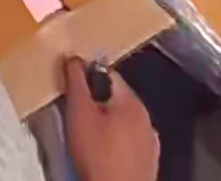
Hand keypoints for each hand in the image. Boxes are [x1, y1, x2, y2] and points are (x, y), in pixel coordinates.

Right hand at [63, 57, 158, 180]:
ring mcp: (150, 144)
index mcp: (133, 103)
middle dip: (93, 97)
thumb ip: (75, 79)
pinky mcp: (148, 163)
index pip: (107, 72)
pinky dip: (114, 137)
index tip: (70, 84)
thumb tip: (74, 58)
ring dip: (103, 118)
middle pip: (114, 95)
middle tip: (74, 107)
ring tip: (85, 129)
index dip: (85, 74)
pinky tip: (101, 148)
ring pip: (120, 118)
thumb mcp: (79, 110)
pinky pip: (127, 138)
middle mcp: (147, 120)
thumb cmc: (97, 152)